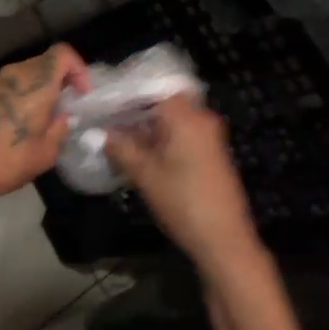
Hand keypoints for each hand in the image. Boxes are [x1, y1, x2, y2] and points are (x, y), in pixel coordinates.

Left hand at [0, 44, 89, 204]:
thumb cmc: (8, 159)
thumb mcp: (47, 152)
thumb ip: (60, 128)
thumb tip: (62, 117)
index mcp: (36, 81)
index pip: (63, 53)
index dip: (78, 69)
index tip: (81, 95)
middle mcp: (16, 73)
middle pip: (45, 62)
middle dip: (60, 80)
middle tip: (67, 108)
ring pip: (27, 73)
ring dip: (41, 88)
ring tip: (46, 118)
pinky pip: (11, 84)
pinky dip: (23, 94)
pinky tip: (23, 121)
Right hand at [105, 98, 260, 269]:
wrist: (225, 242)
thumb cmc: (183, 202)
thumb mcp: (144, 175)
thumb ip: (121, 148)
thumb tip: (102, 133)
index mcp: (186, 116)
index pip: (155, 87)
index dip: (129, 91)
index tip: (106, 100)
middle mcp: (202, 119)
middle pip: (164, 103)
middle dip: (136, 111)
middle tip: (108, 120)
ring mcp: (210, 138)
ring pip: (173, 121)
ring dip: (149, 128)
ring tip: (120, 139)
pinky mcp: (213, 156)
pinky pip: (183, 135)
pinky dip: (163, 140)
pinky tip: (143, 155)